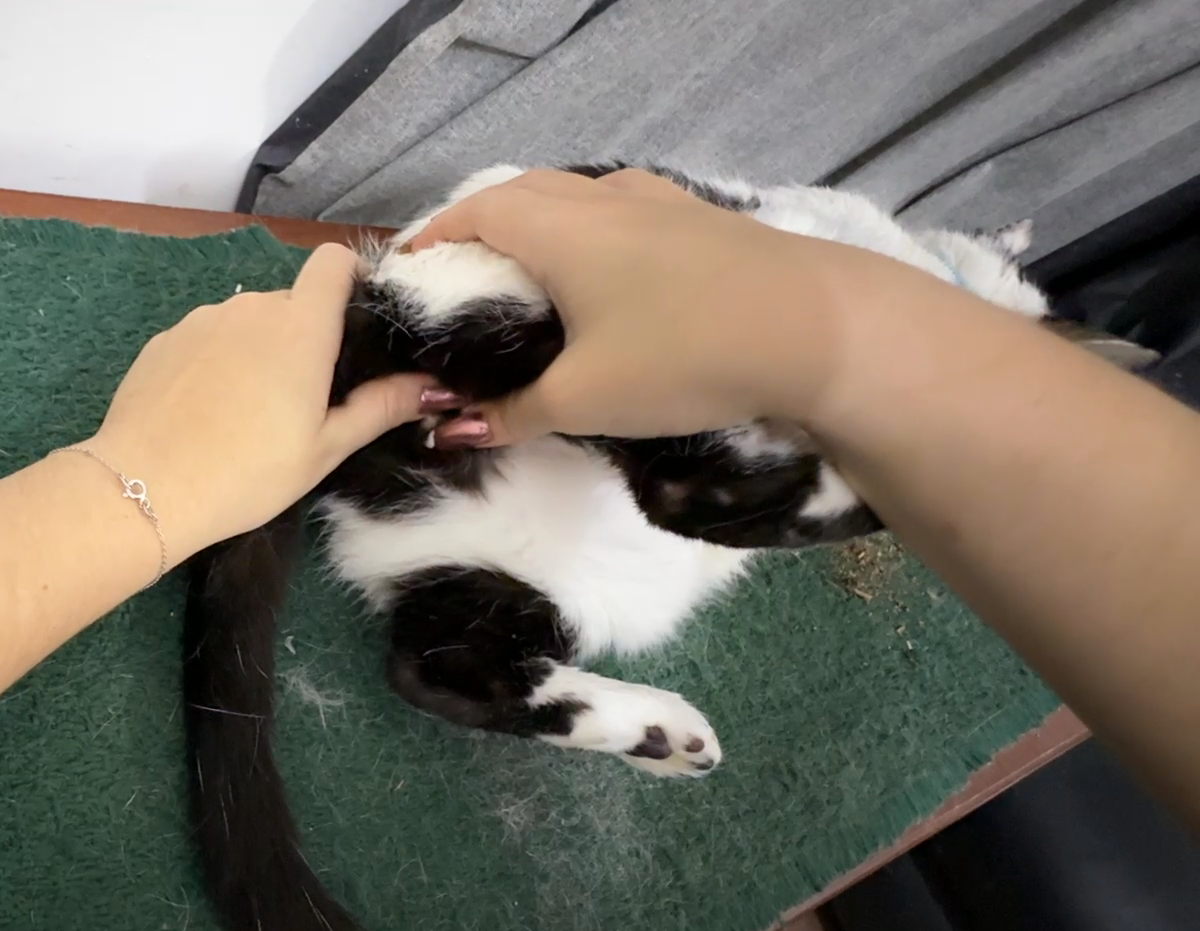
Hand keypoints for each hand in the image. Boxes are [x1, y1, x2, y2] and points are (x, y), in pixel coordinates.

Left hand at [83, 244, 433, 555]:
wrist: (147, 488)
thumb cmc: (249, 472)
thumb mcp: (325, 449)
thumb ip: (380, 408)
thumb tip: (431, 385)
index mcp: (300, 326)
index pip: (334, 263)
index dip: (351, 282)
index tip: (353, 326)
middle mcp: (250, 307)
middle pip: (290, 303)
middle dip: (302, 339)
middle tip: (300, 402)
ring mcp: (200, 320)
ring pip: (245, 323)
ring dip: (256, 352)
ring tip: (246, 414)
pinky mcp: (162, 341)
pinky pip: (204, 339)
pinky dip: (214, 363)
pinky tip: (204, 413)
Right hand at [408, 168, 932, 442]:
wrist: (827, 334)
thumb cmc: (682, 356)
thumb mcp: (580, 399)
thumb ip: (507, 413)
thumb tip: (449, 433)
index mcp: (562, 230)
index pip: (476, 211)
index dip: (433, 234)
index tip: (407, 269)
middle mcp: (604, 200)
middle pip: (521, 193)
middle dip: (477, 226)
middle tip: (456, 275)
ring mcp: (659, 203)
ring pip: (572, 197)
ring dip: (533, 222)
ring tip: (518, 271)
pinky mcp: (698, 221)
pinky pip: (615, 211)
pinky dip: (582, 231)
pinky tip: (595, 274)